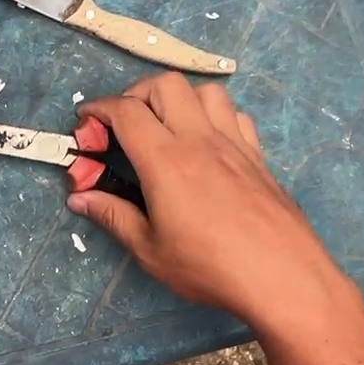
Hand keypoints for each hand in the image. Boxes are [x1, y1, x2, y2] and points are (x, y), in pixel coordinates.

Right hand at [67, 73, 347, 328]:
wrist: (285, 279)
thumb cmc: (210, 267)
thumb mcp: (149, 249)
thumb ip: (112, 216)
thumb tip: (79, 199)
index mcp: (166, 161)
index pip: (127, 111)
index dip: (98, 108)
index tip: (85, 122)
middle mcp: (200, 141)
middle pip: (166, 85)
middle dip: (136, 94)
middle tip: (123, 123)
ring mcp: (234, 145)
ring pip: (205, 92)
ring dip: (178, 99)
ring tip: (164, 127)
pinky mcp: (257, 157)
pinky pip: (235, 115)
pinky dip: (213, 116)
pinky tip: (204, 142)